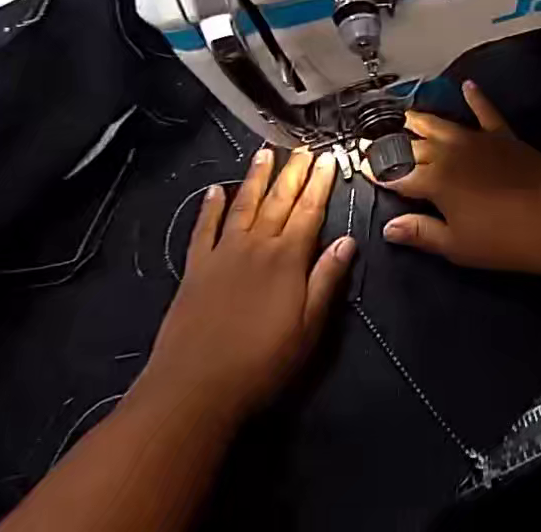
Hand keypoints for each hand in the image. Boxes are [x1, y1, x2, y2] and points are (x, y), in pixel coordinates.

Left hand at [138, 148, 354, 424]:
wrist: (191, 392)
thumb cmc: (261, 362)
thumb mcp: (309, 327)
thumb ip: (327, 279)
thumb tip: (349, 240)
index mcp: (287, 260)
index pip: (309, 212)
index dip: (320, 184)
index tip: (329, 159)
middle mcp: (256, 248)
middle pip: (278, 202)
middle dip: (293, 172)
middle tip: (303, 147)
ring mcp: (222, 257)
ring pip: (243, 207)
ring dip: (256, 179)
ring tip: (265, 154)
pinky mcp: (195, 272)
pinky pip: (203, 231)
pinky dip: (209, 209)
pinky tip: (215, 190)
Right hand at [368, 81, 540, 273]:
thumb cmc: (502, 239)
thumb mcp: (455, 245)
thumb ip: (420, 232)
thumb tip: (387, 226)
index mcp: (434, 181)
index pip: (396, 173)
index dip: (376, 170)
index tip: (359, 164)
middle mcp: (451, 153)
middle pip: (414, 145)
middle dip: (391, 144)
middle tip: (373, 139)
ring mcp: (479, 141)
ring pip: (442, 124)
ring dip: (422, 119)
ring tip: (405, 115)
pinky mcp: (504, 136)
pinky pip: (486, 112)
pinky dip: (476, 98)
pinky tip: (468, 86)